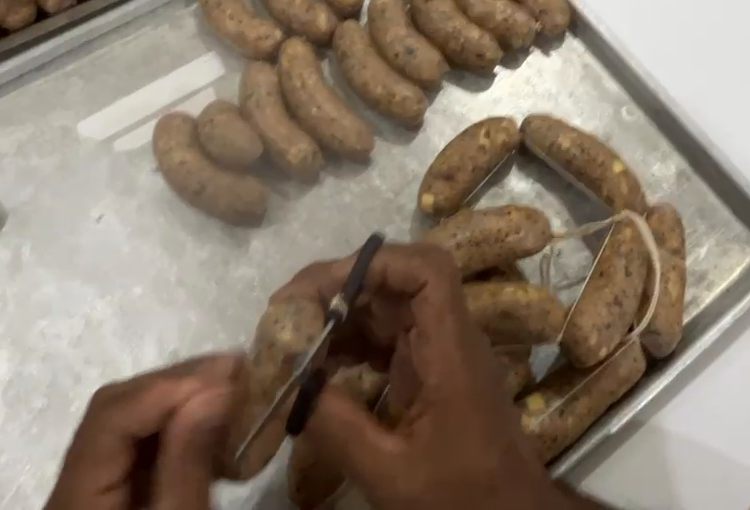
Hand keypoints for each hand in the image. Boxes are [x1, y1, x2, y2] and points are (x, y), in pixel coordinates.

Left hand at [45, 354, 241, 509]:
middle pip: (117, 407)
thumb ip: (189, 463)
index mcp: (75, 496)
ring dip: (183, 399)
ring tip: (235, 392)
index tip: (230, 370)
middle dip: (179, 383)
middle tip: (238, 371)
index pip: (112, 414)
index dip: (170, 386)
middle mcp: (73, 481)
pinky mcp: (111, 491)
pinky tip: (216, 427)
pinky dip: (180, 426)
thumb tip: (217, 387)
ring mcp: (89, 484)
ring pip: (130, 418)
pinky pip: (140, 442)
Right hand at [279, 244, 581, 509]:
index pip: (427, 270)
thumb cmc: (463, 498)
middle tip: (285, 313)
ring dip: (338, 314)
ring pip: (386, 306)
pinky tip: (315, 362)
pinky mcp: (428, 369)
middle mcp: (447, 335)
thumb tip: (290, 383)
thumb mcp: (392, 473)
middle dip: (339, 288)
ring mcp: (438, 350)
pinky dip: (349, 342)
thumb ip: (339, 427)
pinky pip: (385, 337)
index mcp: (451, 348)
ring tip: (290, 338)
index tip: (325, 288)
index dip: (376, 262)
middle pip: (396, 282)